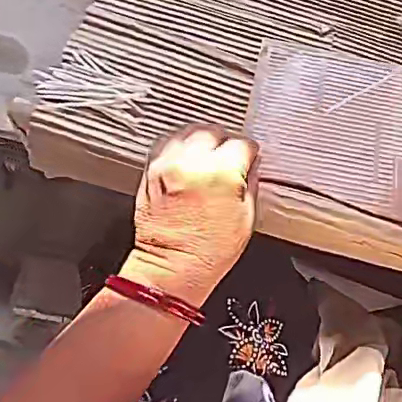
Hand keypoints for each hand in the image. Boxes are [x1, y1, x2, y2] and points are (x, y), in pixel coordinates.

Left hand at [122, 124, 260, 306]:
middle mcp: (194, 163)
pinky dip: (178, 148)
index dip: (248, 154)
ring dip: (200, 142)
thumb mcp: (247, 217)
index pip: (242, 144)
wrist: (171, 270)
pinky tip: (186, 161)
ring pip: (188, 133)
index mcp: (223, 173)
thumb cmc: (208, 253)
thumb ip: (250, 183)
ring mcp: (169, 165)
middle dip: (223, 143)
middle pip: (213, 132)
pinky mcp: (151, 171)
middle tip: (227, 159)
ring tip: (206, 158)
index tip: (248, 161)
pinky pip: (166, 144)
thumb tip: (250, 167)